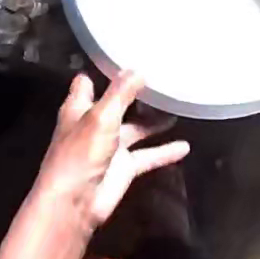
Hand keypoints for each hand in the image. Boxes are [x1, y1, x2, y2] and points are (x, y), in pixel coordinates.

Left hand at [34, 71, 190, 232]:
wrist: (74, 203)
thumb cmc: (81, 152)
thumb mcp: (101, 116)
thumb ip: (120, 93)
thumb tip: (138, 69)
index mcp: (79, 107)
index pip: (88, 82)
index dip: (103, 71)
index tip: (124, 55)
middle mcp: (94, 123)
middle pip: (116, 103)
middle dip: (134, 92)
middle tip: (161, 76)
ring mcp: (110, 146)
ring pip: (135, 128)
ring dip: (154, 119)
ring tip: (178, 105)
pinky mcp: (123, 168)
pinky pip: (148, 155)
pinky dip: (164, 151)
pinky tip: (185, 146)